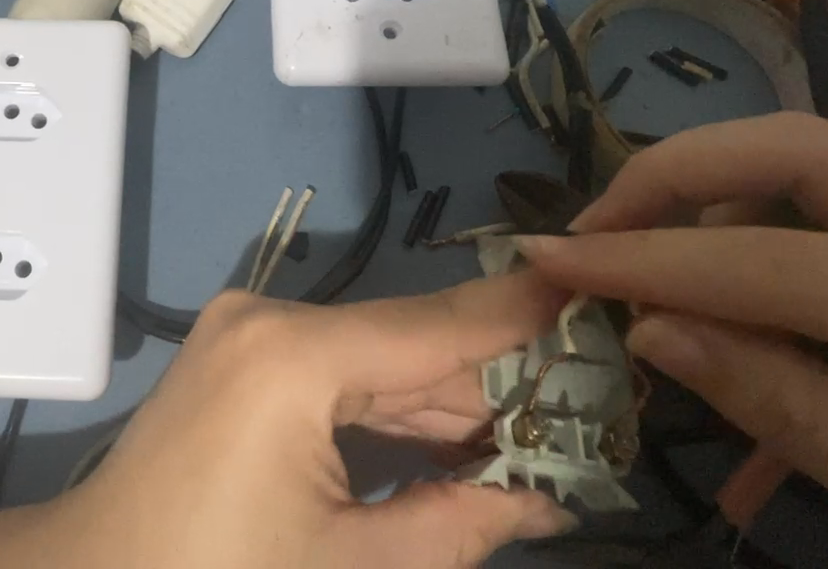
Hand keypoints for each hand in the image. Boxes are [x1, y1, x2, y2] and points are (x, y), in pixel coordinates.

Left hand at [52, 276, 580, 568]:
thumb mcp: (350, 568)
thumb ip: (457, 524)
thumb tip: (549, 499)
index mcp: (294, 354)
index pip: (434, 327)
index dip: (517, 312)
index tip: (587, 286)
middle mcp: (270, 318)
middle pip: (406, 342)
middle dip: (493, 379)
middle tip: (588, 402)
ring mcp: (248, 330)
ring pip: (373, 357)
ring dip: (446, 400)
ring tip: (541, 431)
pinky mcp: (239, 353)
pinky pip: (334, 371)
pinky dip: (391, 407)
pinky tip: (457, 439)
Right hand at [516, 113, 827, 566]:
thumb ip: (801, 420)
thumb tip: (649, 332)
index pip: (786, 263)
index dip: (651, 261)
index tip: (547, 260)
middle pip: (795, 146)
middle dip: (672, 178)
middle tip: (596, 232)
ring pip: (804, 161)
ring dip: (706, 203)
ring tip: (654, 278)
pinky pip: (827, 203)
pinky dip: (749, 235)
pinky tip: (731, 308)